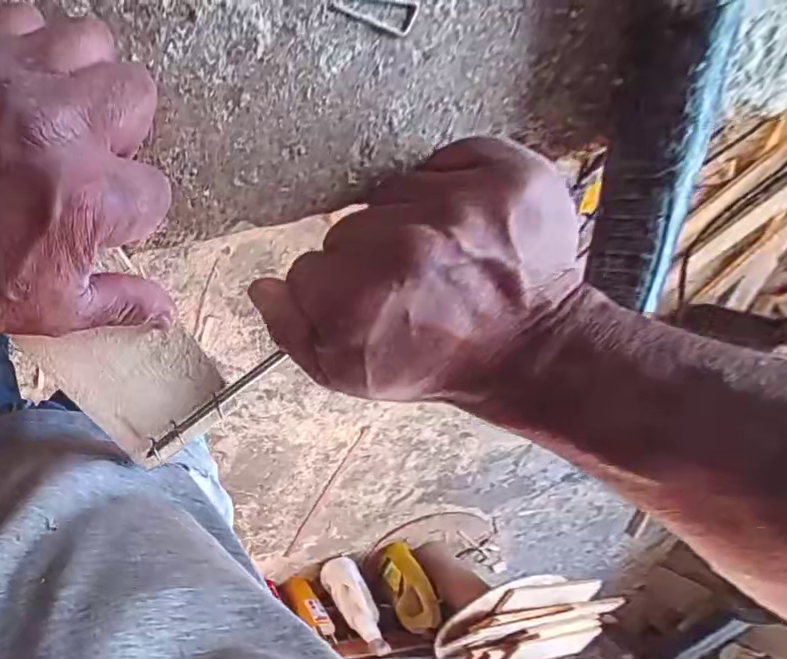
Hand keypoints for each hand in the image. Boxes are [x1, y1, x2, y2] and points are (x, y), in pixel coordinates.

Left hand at [0, 4, 172, 337]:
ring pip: (92, 47)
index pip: (153, 191)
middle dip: (119, 139)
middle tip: (80, 166)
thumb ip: (120, 302)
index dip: (129, 214)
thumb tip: (167, 311)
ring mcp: (16, 91)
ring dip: (82, 85)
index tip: (100, 222)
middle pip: (136, 98)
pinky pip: (26, 21)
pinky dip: (29, 51)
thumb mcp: (59, 310)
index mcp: (88, 201)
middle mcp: (61, 133)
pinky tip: (19, 95)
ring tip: (55, 123)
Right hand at [249, 137, 583, 402]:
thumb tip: (263, 288)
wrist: (523, 351)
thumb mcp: (339, 373)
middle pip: (344, 230)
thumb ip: (289, 331)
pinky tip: (450, 220)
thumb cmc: (428, 365)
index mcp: (353, 297)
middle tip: (392, 285)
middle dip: (359, 257)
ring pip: (389, 194)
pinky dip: (444, 182)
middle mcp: (401, 245)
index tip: (351, 307)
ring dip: (399, 220)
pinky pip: (447, 157)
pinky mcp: (505, 175)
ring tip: (425, 254)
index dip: (323, 292)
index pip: (303, 270)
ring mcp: (457, 205)